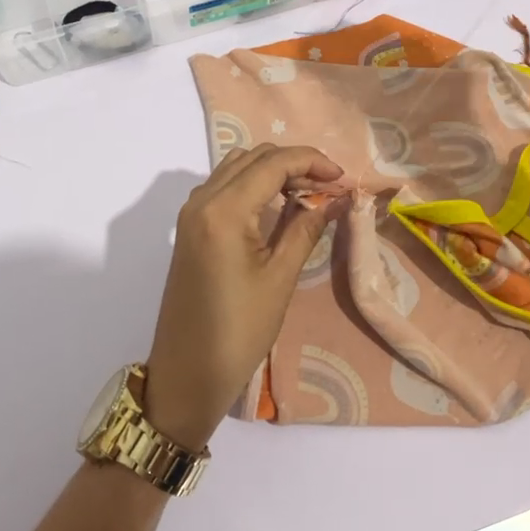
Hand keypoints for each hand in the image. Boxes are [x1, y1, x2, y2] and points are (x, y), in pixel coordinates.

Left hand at [142, 145, 341, 449]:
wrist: (186, 373)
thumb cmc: (238, 331)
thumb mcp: (280, 279)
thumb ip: (305, 229)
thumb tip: (333, 199)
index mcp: (224, 210)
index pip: (273, 163)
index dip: (311, 162)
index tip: (343, 179)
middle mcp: (202, 199)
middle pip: (253, 157)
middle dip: (294, 164)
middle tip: (329, 188)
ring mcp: (191, 212)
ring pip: (237, 167)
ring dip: (273, 171)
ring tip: (308, 195)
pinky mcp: (190, 227)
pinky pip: (224, 186)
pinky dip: (253, 184)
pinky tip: (278, 206)